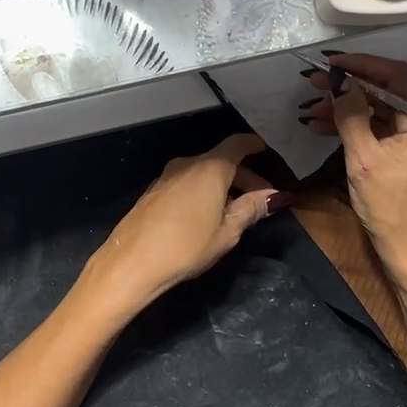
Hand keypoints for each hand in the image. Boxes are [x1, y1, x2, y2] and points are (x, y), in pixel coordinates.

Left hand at [81, 133, 286, 312]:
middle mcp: (187, 165)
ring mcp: (166, 177)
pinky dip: (202, 191)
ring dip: (222, 186)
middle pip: (221, 161)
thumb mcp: (227, 231)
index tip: (266, 150)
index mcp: (210, 168)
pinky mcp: (153, 192)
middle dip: (244, 177)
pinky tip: (206, 216)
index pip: (237, 144)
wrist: (132, 263)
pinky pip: (186, 183)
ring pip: (202, 173)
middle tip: (261, 200)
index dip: (254, 145)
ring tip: (235, 212)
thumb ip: (251, 209)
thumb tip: (275, 196)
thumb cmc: (187, 246)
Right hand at [301, 54, 406, 266]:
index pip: (395, 75)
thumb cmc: (389, 205)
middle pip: (386, 90)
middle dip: (349, 85)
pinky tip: (324, 125)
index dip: (362, 64)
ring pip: (378, 109)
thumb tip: (340, 84)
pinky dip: (354, 125)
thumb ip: (352, 117)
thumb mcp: (364, 159)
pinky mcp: (405, 152)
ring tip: (312, 109)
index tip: (330, 63)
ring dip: (346, 107)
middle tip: (314, 84)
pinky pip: (378, 128)